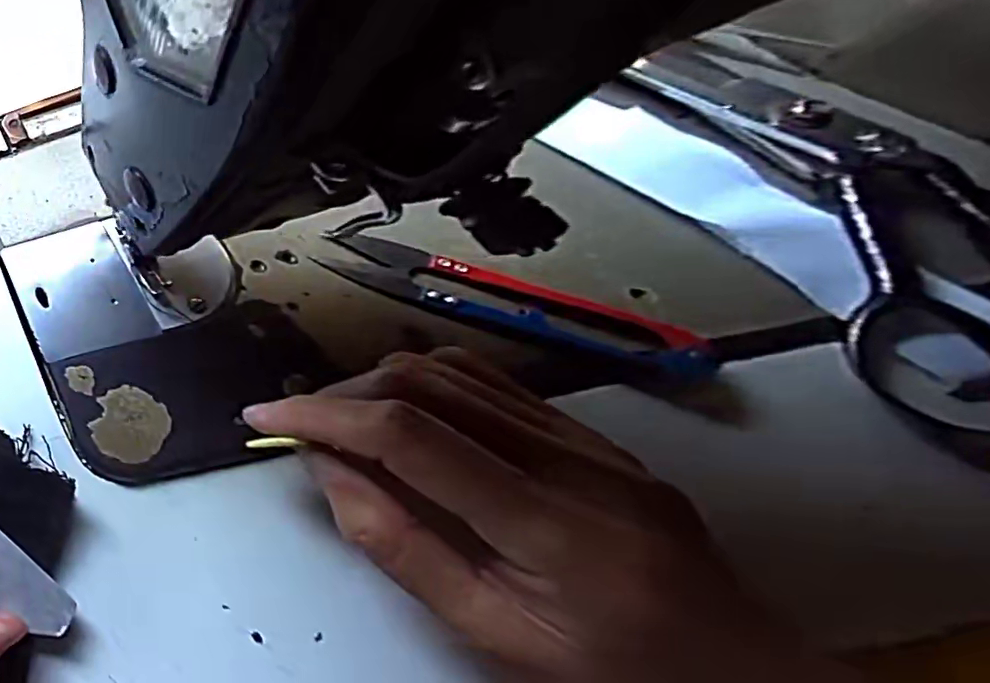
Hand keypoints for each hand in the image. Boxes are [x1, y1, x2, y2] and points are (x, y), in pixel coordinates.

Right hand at [244, 348, 856, 682]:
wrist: (751, 680)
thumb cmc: (619, 678)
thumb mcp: (499, 638)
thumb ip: (402, 549)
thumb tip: (328, 471)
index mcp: (556, 530)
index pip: (409, 437)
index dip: (325, 415)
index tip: (269, 415)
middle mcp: (573, 463)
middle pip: (422, 384)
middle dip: (343, 394)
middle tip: (303, 425)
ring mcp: (586, 438)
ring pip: (447, 370)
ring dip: (375, 383)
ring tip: (346, 419)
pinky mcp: (588, 429)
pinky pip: (485, 378)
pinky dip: (422, 380)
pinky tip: (402, 407)